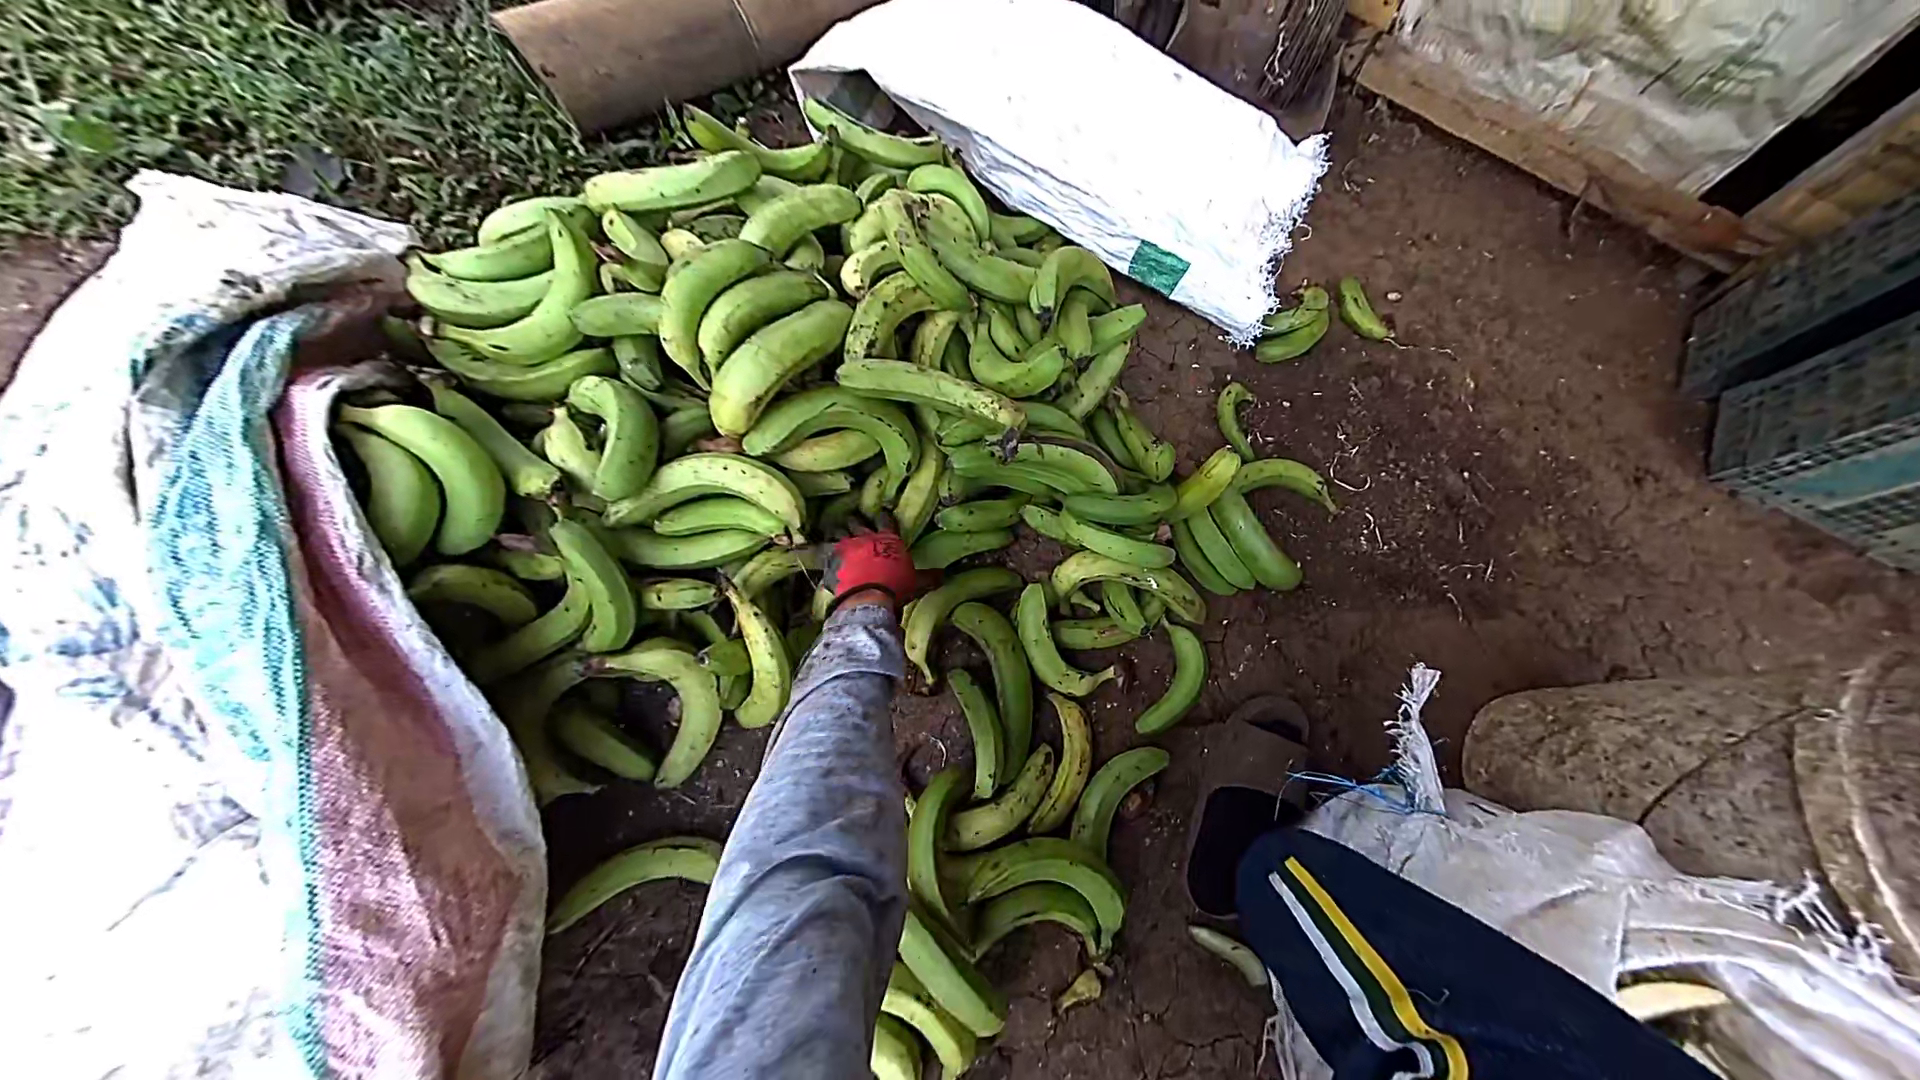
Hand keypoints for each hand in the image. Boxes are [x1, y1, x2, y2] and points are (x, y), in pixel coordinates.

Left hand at [822, 517, 921, 613]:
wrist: (867, 600)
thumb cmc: (895, 587)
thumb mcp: (916, 583)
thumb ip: (929, 577)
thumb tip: (945, 575)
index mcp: (888, 539)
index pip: (885, 520)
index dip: (883, 516)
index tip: (882, 513)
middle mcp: (865, 538)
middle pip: (858, 522)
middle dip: (856, 521)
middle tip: (855, 520)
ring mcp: (845, 548)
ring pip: (838, 532)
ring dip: (838, 532)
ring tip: (837, 532)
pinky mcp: (831, 562)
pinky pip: (825, 553)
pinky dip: (825, 553)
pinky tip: (824, 555)